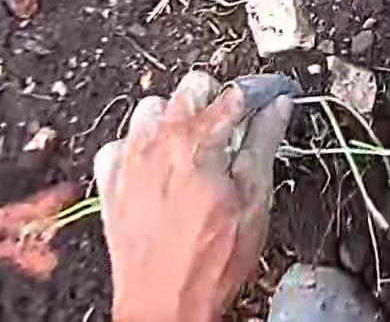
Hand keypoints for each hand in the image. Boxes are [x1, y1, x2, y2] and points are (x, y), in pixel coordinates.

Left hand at [93, 71, 291, 321]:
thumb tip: (278, 106)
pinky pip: (117, 147)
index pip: (235, 93)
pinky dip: (139, 143)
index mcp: (197, 144)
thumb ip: (265, 141)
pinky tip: (160, 158)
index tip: (273, 99)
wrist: (164, 310)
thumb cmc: (212, 258)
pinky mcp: (111, 192)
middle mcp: (158, 148)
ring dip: (177, 114)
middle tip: (238, 120)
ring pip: (151, 109)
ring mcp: (130, 168)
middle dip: (218, 96)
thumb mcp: (255, 195)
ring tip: (199, 137)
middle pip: (189, 89)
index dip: (260, 94)